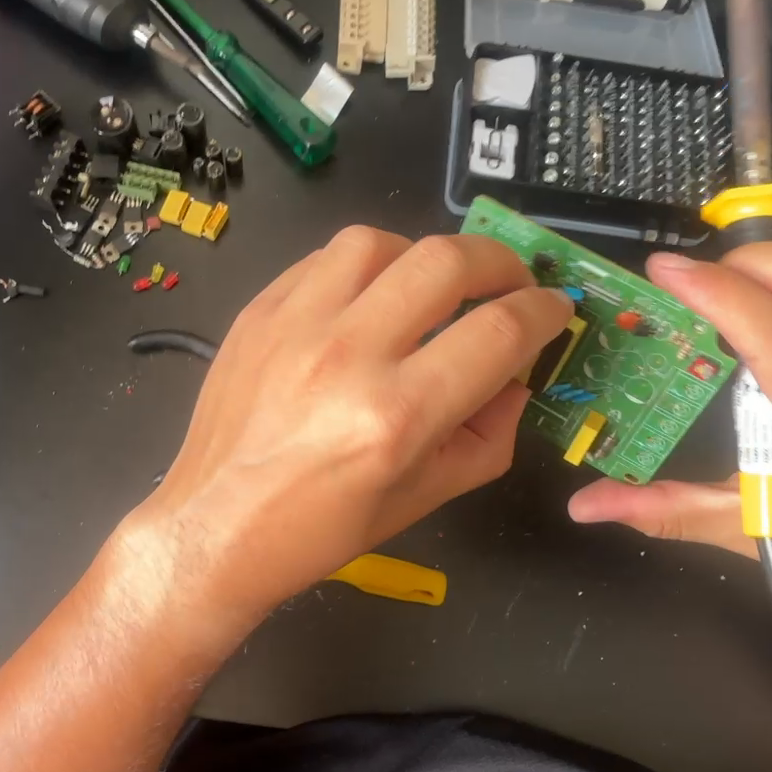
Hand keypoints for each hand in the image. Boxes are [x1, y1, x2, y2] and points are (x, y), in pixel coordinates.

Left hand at [108, 227, 573, 632]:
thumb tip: (516, 375)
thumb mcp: (425, 496)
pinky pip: (324, 258)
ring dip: (422, 255)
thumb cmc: (322, 529)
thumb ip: (488, 434)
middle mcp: (347, 355)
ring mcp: (294, 325)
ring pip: (379, 242)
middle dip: (500, 263)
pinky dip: (364, 267)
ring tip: (431, 288)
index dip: (544, 313)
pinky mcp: (259, 312)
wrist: (217, 526)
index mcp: (396, 416)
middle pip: (446, 261)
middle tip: (509, 285)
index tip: (554, 311)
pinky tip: (369, 296)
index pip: (498, 333)